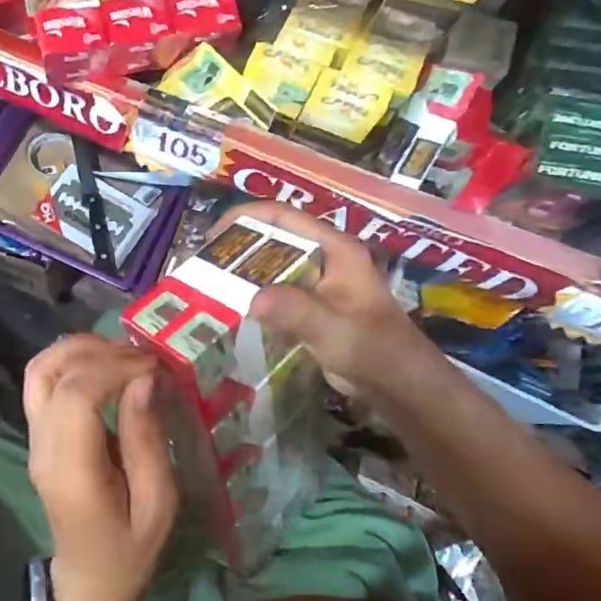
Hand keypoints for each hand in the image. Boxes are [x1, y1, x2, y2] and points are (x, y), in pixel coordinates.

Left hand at [23, 335, 178, 600]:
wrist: (90, 582)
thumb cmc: (130, 549)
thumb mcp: (157, 503)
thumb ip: (147, 439)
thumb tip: (144, 380)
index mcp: (71, 470)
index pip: (75, 394)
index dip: (115, 368)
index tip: (154, 368)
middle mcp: (42, 448)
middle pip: (50, 373)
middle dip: (100, 352)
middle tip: (144, 359)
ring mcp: (34, 441)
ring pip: (38, 371)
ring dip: (79, 350)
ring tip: (123, 354)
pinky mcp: (38, 438)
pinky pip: (43, 384)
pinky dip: (72, 363)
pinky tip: (106, 366)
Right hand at [217, 202, 440, 393]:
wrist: (397, 383)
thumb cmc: (372, 347)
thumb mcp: (331, 326)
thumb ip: (294, 310)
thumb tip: (251, 299)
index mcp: (334, 248)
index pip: (284, 217)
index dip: (246, 218)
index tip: (212, 236)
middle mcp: (324, 259)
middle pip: (274, 241)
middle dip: (239, 250)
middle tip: (203, 267)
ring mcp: (318, 284)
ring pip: (273, 269)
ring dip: (244, 277)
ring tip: (209, 288)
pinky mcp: (312, 309)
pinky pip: (277, 296)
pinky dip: (255, 300)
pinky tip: (232, 313)